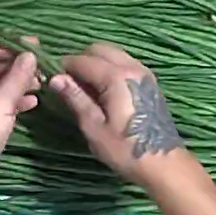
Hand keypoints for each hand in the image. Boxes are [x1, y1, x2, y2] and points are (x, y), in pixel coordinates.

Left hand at [0, 46, 39, 186]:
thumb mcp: (2, 100)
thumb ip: (18, 76)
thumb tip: (31, 54)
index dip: (11, 48)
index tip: (34, 46)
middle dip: (17, 67)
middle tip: (42, 65)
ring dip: (18, 84)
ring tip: (41, 83)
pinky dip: (13, 101)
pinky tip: (32, 102)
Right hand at [48, 43, 190, 187]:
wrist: (163, 164)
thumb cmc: (125, 149)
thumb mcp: (94, 127)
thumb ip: (76, 98)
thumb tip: (55, 78)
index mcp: (117, 77)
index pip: (83, 60)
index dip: (64, 67)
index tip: (52, 79)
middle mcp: (132, 68)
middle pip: (99, 50)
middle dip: (81, 60)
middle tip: (69, 83)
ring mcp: (144, 73)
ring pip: (114, 55)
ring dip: (96, 63)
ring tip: (85, 88)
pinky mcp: (149, 83)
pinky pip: (125, 64)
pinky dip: (110, 69)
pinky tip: (103, 91)